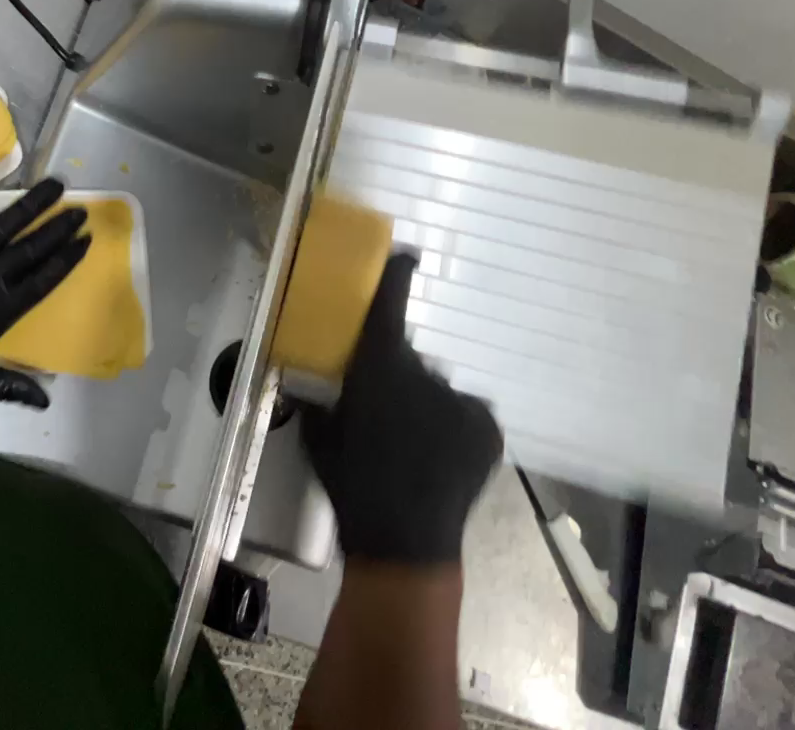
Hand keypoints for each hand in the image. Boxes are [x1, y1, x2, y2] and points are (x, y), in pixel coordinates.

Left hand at [0, 156, 90, 407]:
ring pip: (3, 222)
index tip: (85, 241)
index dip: (65, 260)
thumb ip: (3, 387)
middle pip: (30, 247)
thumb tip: (45, 399)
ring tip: (54, 184)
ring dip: (30, 202)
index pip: (41, 280)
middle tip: (80, 209)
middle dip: (57, 228)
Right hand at [301, 255, 501, 564]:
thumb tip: (307, 382)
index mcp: (378, 369)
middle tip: (384, 414)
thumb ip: (318, 399)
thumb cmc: (349, 480)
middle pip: (408, 360)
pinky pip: (462, 414)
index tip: (406, 255)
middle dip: (395, 377)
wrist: (403, 538)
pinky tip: (437, 456)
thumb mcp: (318, 434)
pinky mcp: (487, 427)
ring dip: (422, 406)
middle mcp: (425, 375)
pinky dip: (450, 426)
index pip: (390, 308)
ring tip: (411, 446)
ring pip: (435, 391)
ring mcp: (461, 401)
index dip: (397, 275)